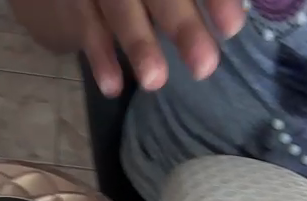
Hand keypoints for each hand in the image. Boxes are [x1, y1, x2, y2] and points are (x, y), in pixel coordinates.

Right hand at [73, 0, 247, 94]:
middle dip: (181, 24)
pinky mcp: (73, 1)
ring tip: (155, 81)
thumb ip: (194, 2)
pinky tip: (113, 87)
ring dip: (138, 44)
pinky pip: (86, 25)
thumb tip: (234, 22)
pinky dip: (99, 56)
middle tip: (205, 66)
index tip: (233, 29)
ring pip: (118, 5)